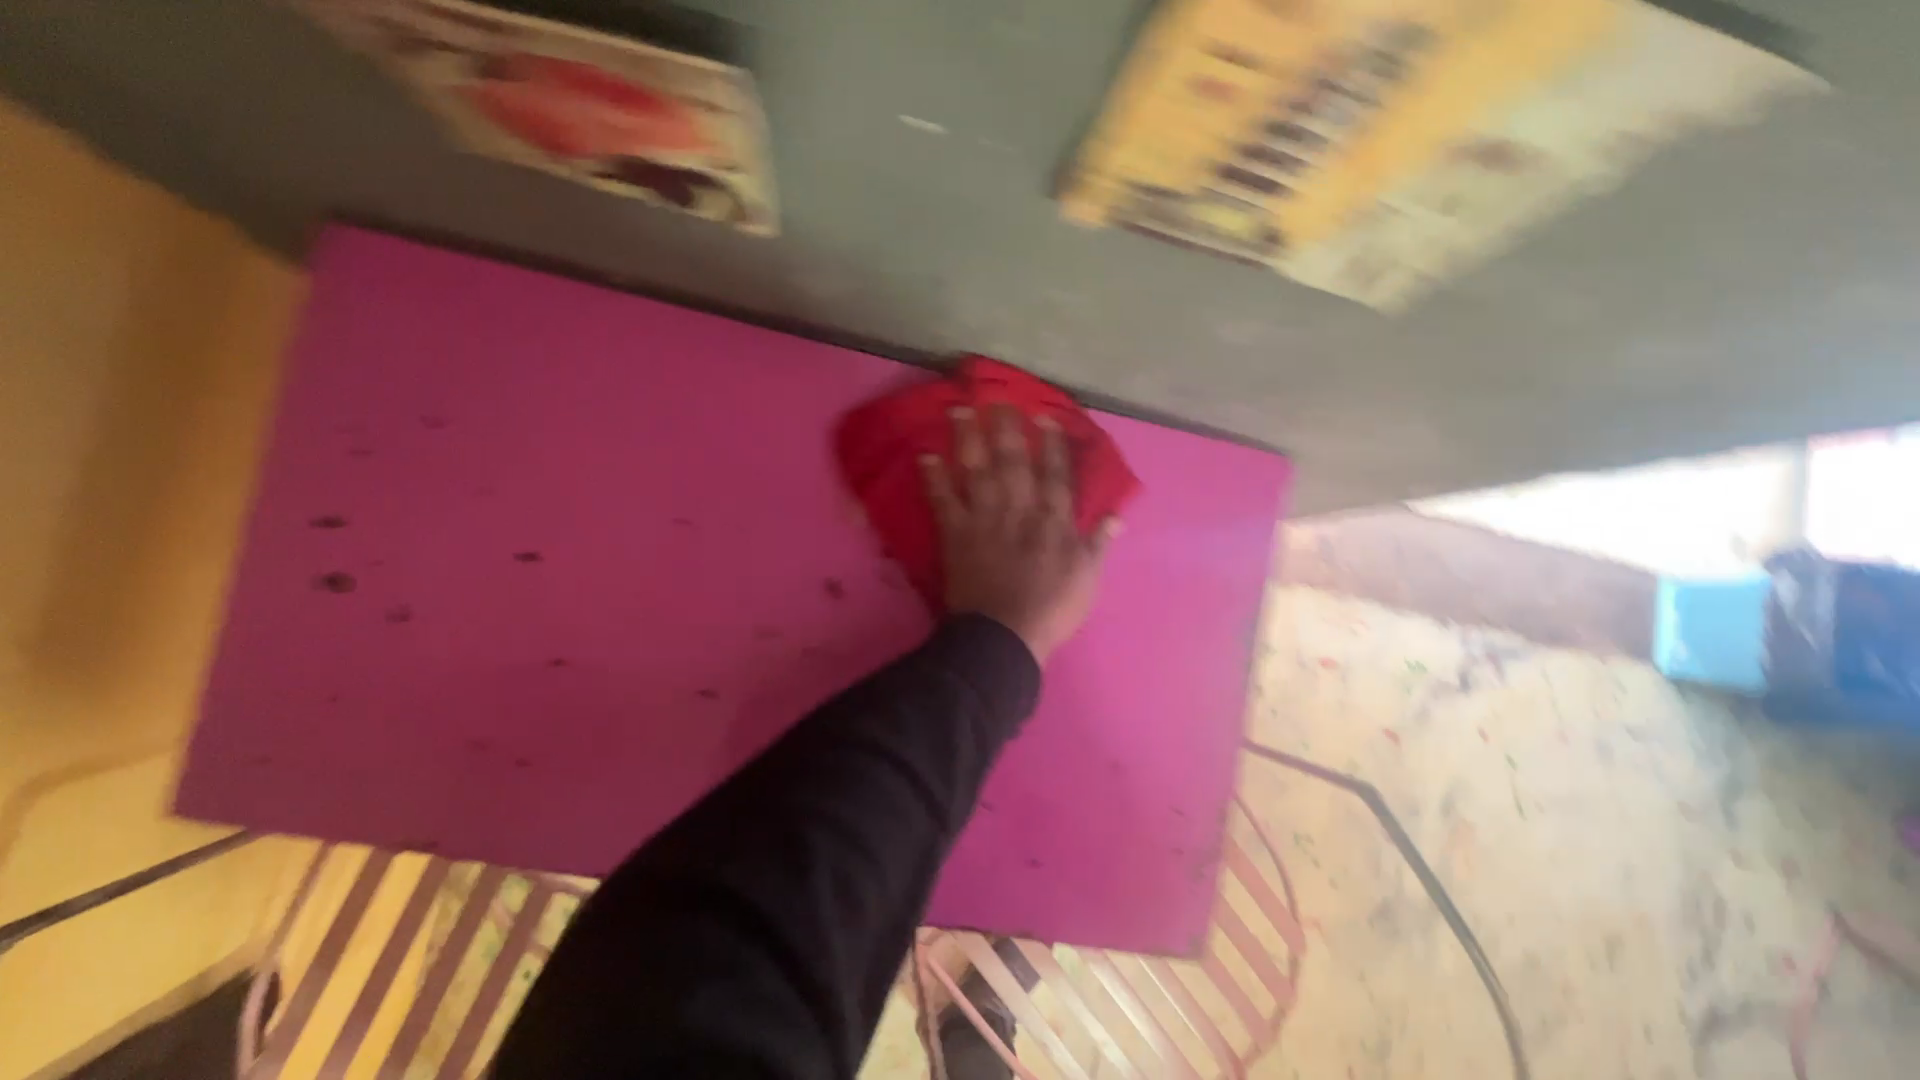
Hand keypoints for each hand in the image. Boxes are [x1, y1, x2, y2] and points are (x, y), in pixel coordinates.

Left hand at [920, 405, 1117, 664]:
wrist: (1003, 636)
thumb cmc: (1051, 611)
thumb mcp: (1087, 579)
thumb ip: (1098, 544)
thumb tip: (1116, 515)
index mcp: (1054, 521)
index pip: (1055, 474)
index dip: (1051, 444)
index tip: (1044, 417)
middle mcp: (1019, 510)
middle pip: (1013, 462)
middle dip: (1006, 428)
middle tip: (998, 400)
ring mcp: (985, 519)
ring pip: (976, 470)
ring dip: (968, 438)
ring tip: (959, 410)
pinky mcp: (956, 535)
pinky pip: (943, 499)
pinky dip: (933, 477)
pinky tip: (924, 455)